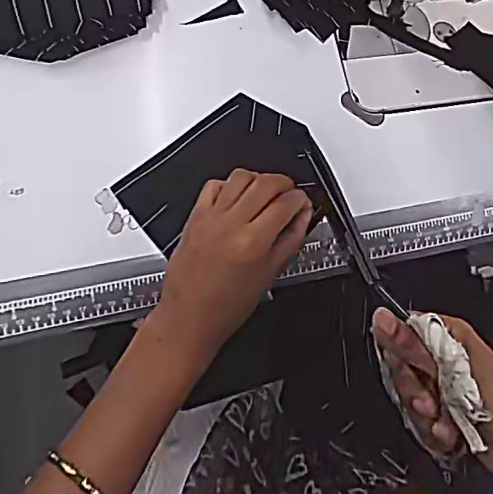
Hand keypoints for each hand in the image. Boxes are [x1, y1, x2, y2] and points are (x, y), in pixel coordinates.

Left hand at [150, 170, 313, 364]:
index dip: (300, 199)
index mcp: (253, 242)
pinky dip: (228, 185)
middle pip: (265, 182)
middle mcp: (231, 225)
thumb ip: (290, 240)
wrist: (189, 316)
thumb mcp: (269, 275)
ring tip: (263, 192)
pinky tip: (236, 197)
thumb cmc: (225, 306)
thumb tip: (302, 217)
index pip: (286, 203)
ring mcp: (211, 218)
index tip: (302, 202)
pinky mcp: (195, 216)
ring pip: (240, 177)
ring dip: (257, 179)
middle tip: (288, 193)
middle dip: (284, 183)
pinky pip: (213, 185)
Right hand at [372, 309, 492, 493]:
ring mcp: (447, 390)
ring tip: (449, 425)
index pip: (401, 335)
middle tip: (434, 403)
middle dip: (415, 396)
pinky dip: (434, 436)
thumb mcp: (456, 373)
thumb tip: (382, 318)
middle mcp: (446, 361)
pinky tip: (453, 438)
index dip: (400, 358)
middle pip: (402, 372)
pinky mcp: (448, 416)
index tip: (415, 375)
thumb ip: (414, 346)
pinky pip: (421, 425)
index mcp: (450, 337)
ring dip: (426, 421)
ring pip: (409, 402)